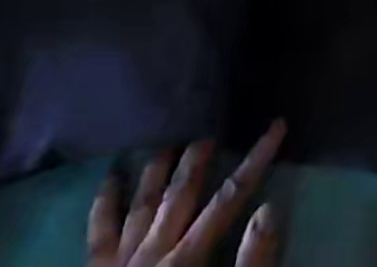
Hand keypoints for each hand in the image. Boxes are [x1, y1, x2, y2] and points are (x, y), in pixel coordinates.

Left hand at [87, 119, 284, 266]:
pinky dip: (103, 204)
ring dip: (156, 169)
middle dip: (200, 155)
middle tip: (213, 124)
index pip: (231, 196)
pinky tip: (110, 179)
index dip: (258, 157)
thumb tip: (270, 210)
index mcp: (187, 261)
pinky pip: (98, 235)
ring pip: (140, 204)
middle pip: (181, 191)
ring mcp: (119, 266)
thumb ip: (252, 265)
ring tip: (168, 140)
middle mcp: (152, 254)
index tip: (278, 125)